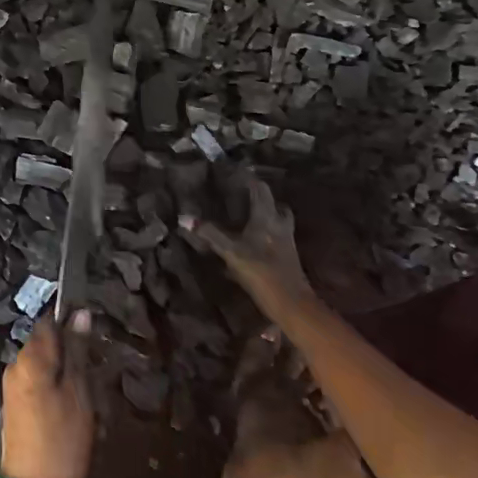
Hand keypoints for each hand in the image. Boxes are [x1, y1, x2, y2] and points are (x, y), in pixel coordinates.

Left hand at [1, 310, 95, 477]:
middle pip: (44, 343)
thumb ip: (77, 352)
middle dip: (68, 353)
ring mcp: (10, 384)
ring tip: (85, 398)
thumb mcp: (79, 395)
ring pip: (41, 364)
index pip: (48, 322)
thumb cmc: (62, 440)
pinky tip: (68, 410)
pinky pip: (35, 381)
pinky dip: (52, 387)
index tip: (92, 338)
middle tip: (94, 376)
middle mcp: (14, 363)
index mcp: (29, 356)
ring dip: (61, 372)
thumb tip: (80, 313)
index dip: (69, 324)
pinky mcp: (12, 403)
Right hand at [182, 173, 309, 300]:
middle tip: (242, 196)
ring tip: (246, 217)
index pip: (260, 190)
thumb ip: (209, 234)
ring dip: (265, 216)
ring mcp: (286, 243)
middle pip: (275, 205)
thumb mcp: (231, 252)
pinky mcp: (287, 259)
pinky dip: (265, 234)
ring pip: (277, 222)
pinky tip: (251, 241)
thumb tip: (184, 217)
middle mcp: (280, 226)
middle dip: (262, 198)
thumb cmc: (262, 272)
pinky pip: (276, 238)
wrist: (293, 306)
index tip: (233, 171)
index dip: (248, 179)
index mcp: (267, 218)